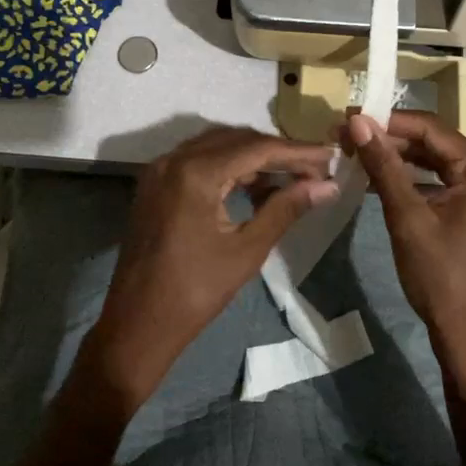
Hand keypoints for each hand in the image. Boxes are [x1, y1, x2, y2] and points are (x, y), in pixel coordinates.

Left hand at [85, 126, 338, 406]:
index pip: (256, 148)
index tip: (329, 156)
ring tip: (290, 177)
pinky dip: (229, 167)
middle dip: (277, 152)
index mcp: (195, 173)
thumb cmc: (194, 292)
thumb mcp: (247, 250)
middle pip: (237, 139)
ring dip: (254, 157)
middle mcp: (174, 159)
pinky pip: (198, 160)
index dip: (297, 151)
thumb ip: (286, 209)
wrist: (136, 326)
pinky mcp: (155, 184)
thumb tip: (327, 185)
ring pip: (217, 146)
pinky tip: (254, 187)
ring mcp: (160, 170)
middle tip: (314, 168)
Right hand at [343, 112, 465, 354]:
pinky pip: (438, 178)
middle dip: (390, 138)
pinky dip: (409, 176)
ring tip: (355, 152)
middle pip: (433, 141)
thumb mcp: (407, 217)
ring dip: (396, 156)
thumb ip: (383, 166)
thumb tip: (356, 122)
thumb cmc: (439, 276)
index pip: (431, 129)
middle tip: (346, 137)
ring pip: (433, 158)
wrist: (464, 333)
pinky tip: (377, 175)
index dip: (389, 121)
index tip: (349, 119)